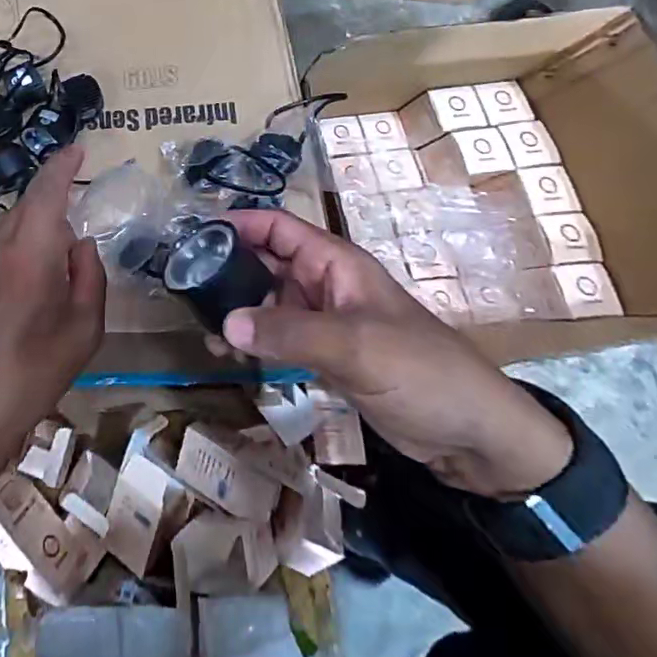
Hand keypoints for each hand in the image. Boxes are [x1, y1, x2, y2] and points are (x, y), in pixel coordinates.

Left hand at [0, 145, 105, 458]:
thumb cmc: (36, 371)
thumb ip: (90, 274)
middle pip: (26, 212)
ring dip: (25, 244)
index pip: (47, 191)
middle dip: (50, 224)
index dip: (62, 165)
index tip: (77, 149)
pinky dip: (2, 261)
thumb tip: (78, 244)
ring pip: (3, 232)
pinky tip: (6, 303)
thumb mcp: (86, 328)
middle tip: (64, 265)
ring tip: (33, 292)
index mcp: (30, 254)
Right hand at [221, 208, 572, 498]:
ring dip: (237, 311)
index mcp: (336, 263)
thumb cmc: (421, 371)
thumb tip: (225, 322)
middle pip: (267, 263)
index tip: (194, 237)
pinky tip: (229, 352)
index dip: (239, 224)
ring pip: (269, 304)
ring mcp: (325, 322)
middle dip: (228, 270)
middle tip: (184, 287)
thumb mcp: (355, 346)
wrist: (472, 432)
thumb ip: (289, 332)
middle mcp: (325, 285)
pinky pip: (279, 339)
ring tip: (201, 326)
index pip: (278, 228)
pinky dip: (254, 341)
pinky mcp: (325, 357)